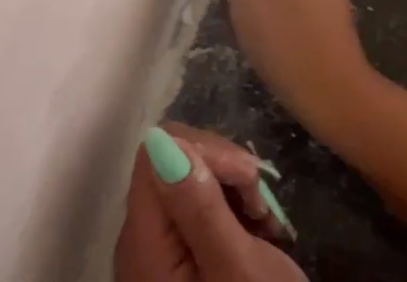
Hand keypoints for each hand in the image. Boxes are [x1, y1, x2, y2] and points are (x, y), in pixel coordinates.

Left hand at [114, 126, 305, 281]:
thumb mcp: (237, 271)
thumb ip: (200, 206)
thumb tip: (162, 139)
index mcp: (143, 244)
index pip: (154, 154)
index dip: (205, 151)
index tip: (250, 180)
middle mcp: (139, 244)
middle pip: (168, 165)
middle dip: (223, 170)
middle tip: (263, 205)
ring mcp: (157, 256)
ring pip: (187, 184)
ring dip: (232, 190)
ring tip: (267, 222)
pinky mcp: (177, 265)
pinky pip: (195, 213)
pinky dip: (230, 212)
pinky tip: (258, 233)